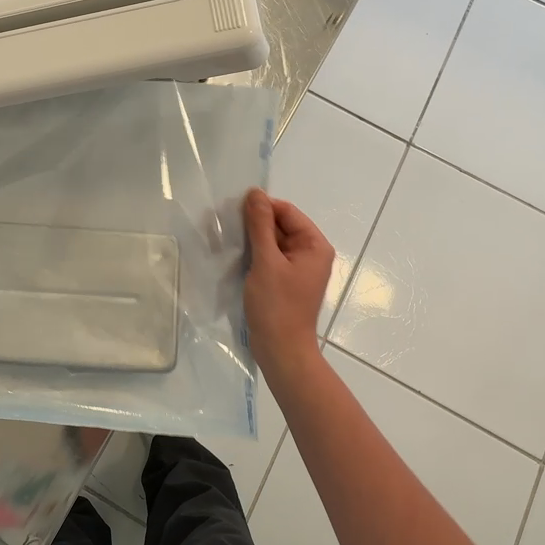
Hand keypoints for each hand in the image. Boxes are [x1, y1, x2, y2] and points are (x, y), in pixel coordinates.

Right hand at [242, 188, 335, 375]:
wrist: (281, 351)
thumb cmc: (277, 305)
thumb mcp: (266, 261)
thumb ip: (260, 225)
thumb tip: (255, 193)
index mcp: (315, 245)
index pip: (287, 212)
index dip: (263, 208)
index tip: (235, 212)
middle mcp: (311, 253)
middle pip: (281, 225)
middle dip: (257, 224)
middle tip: (229, 227)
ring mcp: (299, 268)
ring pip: (274, 241)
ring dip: (254, 240)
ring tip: (230, 242)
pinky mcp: (286, 281)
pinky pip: (271, 257)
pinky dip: (256, 255)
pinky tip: (238, 258)